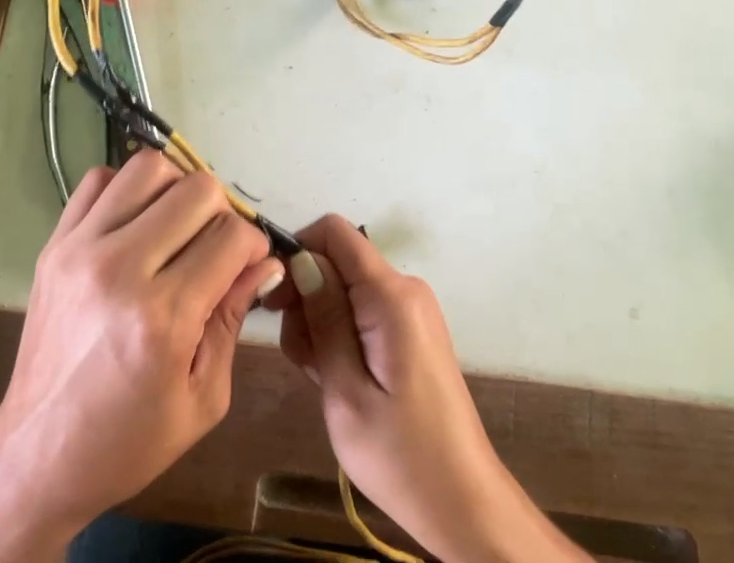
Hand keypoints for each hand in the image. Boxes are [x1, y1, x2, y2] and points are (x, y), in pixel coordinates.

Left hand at [0, 152, 284, 561]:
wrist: (38, 455)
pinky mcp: (53, 246)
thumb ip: (233, 317)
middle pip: (196, 189)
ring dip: (176, 192)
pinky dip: (128, 192)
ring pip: (147, 168)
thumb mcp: (204, 397)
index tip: (248, 268)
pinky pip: (98, 181)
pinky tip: (136, 228)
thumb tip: (265, 262)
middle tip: (215, 249)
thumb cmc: (128, 441)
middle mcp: (119, 268)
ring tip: (178, 230)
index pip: (231, 235)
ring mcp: (79, 249)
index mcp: (163, 316)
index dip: (253, 247)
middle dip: (222, 213)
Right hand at [275, 216, 591, 562]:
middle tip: (301, 360)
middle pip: (335, 263)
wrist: (460, 500)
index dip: (295, 252)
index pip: (333, 233)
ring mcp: (409, 311)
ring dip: (317, 326)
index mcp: (391, 296)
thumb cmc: (399, 453)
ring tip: (322, 380)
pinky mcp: (408, 332)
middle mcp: (404, 290)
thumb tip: (301, 260)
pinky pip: (360, 313)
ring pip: (342, 291)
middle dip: (304, 300)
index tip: (272, 302)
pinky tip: (337, 380)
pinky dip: (338, 338)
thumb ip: (323, 319)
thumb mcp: (345, 389)